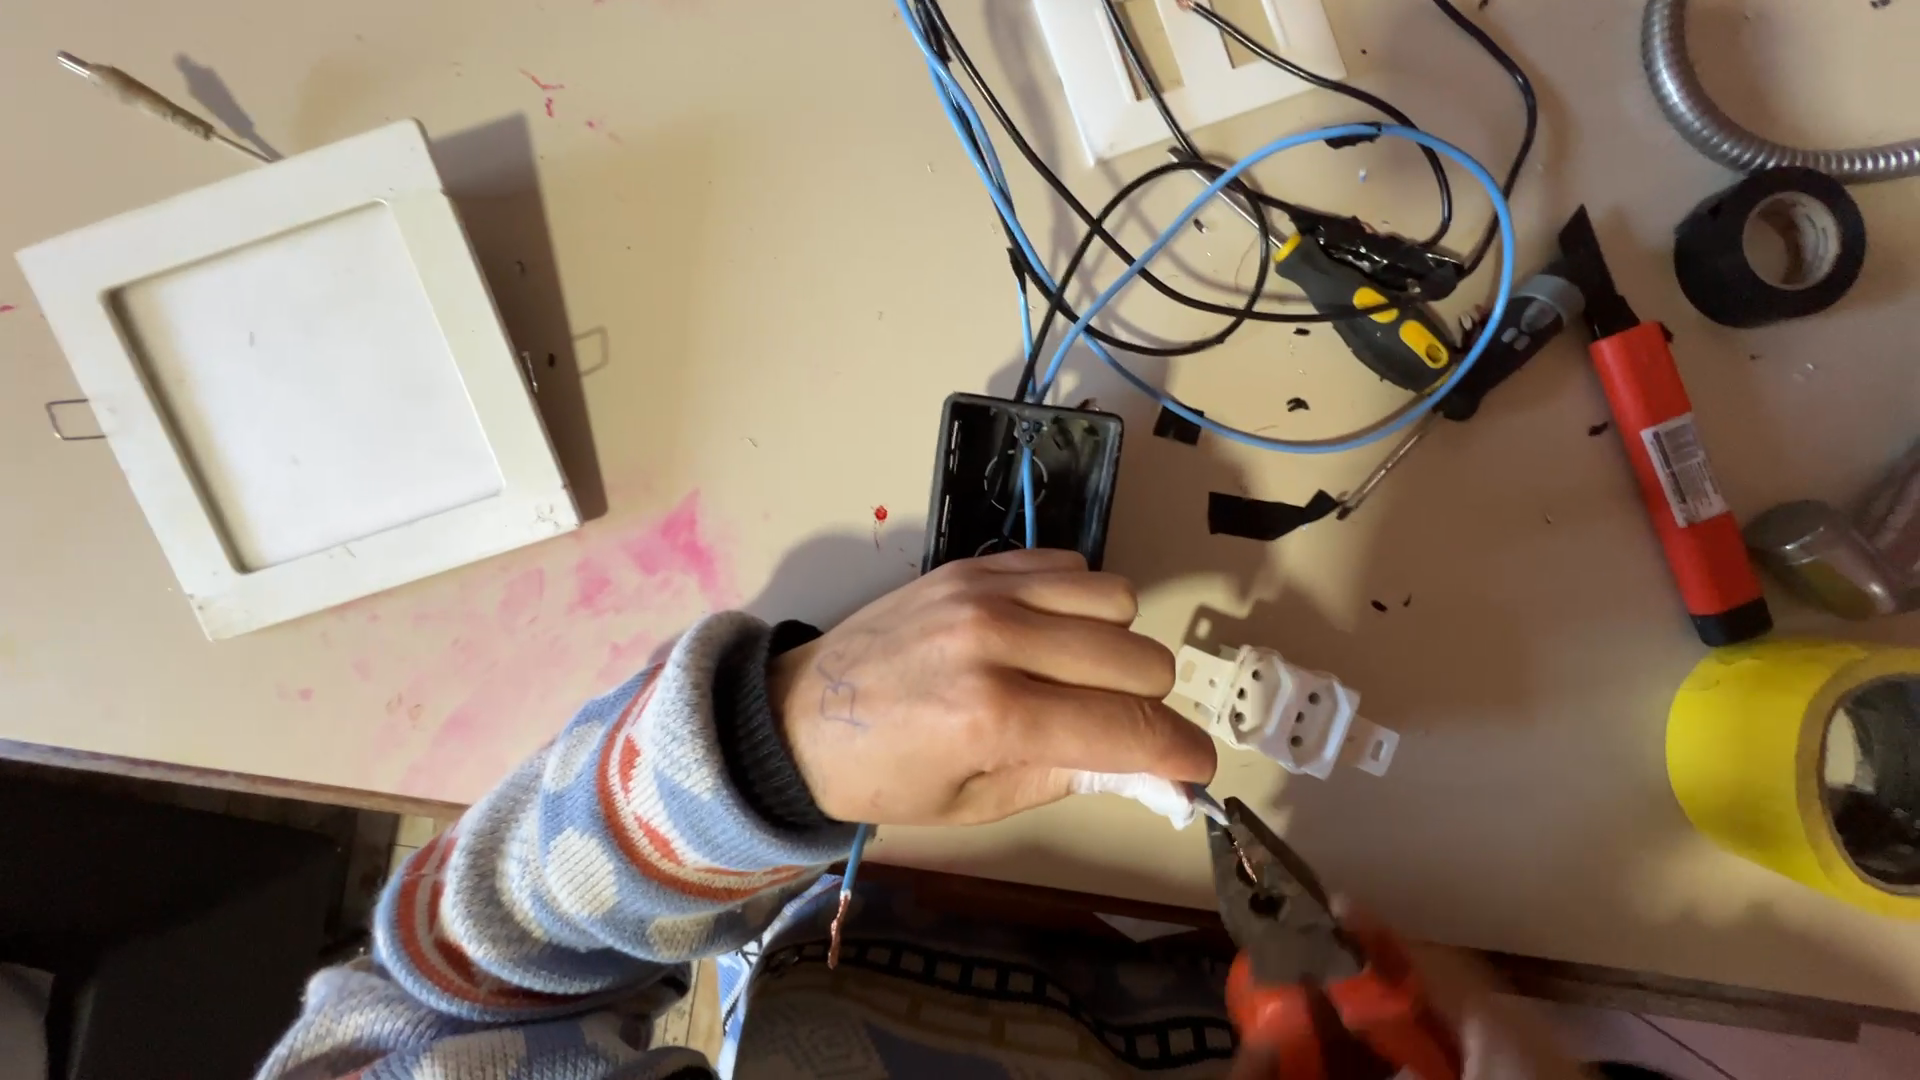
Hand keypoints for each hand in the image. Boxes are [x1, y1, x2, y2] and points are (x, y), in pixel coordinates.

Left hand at [767, 548, 1216, 825]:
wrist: (799, 715)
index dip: (1181, 753)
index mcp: (994, 716)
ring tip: (1077, 672)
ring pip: (1116, 599)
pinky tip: (1046, 631)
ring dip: (1116, 645)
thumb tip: (1149, 764)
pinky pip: (1069, 564)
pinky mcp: (973, 564)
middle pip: (1139, 658)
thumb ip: (1072, 776)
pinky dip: (1078, 601)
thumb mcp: (978, 805)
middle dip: (1148, 705)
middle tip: (1118, 726)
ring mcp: (985, 590)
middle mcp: (997, 639)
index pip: (1129, 728)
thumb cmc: (885, 778)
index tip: (1193, 767)